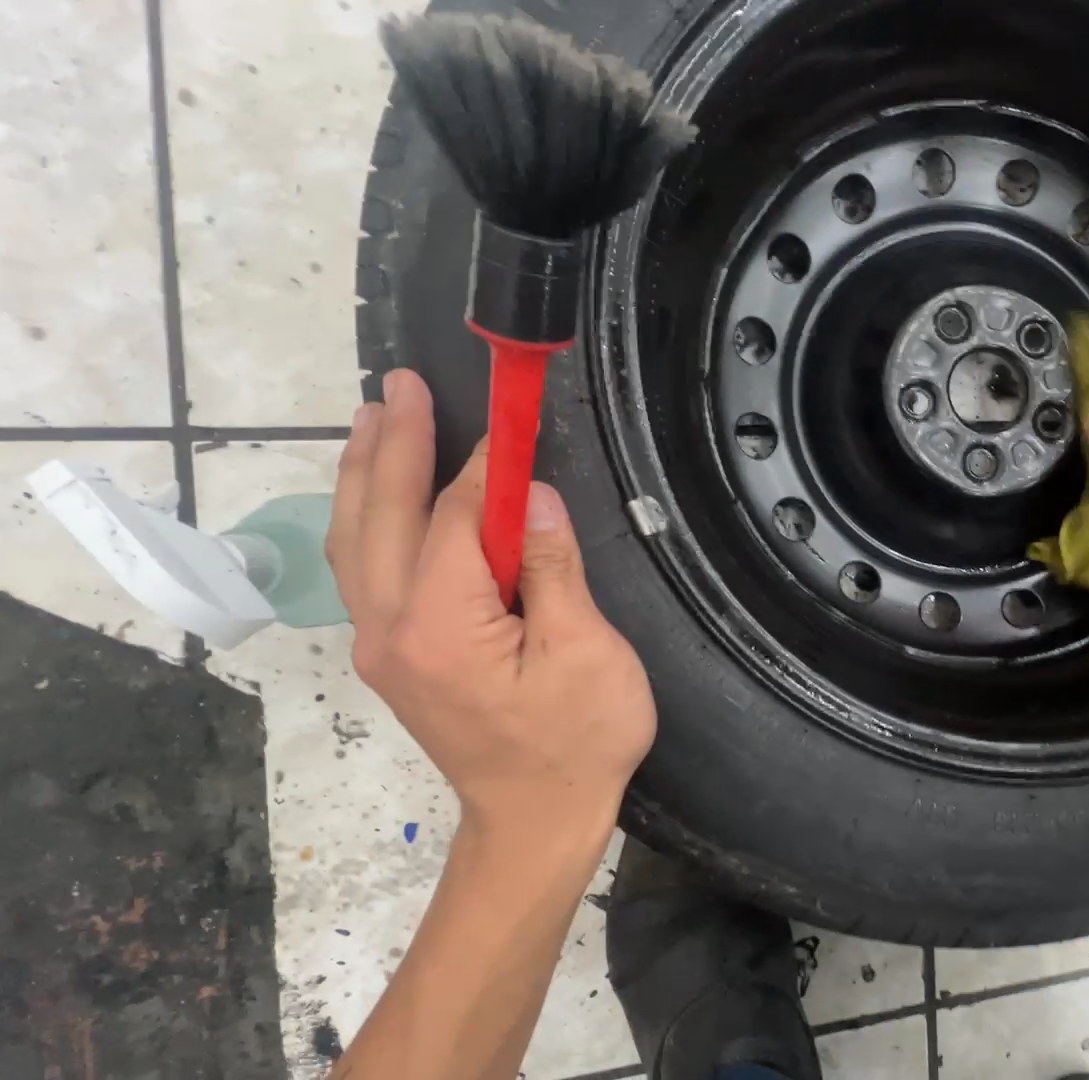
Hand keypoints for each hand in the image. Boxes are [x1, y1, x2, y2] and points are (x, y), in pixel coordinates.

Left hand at [327, 369, 655, 845]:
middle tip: (400, 387)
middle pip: (382, 518)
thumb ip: (553, 570)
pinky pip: (366, 570)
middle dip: (391, 446)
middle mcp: (391, 628)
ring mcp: (383, 645)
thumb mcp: (588, 653)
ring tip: (371, 422)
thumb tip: (531, 496)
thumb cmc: (578, 740)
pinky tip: (378, 500)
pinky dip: (367, 519)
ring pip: (357, 542)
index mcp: (442, 624)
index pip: (456, 518)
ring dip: (365, 476)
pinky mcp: (395, 657)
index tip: (506, 420)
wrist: (537, 820)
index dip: (483, 465)